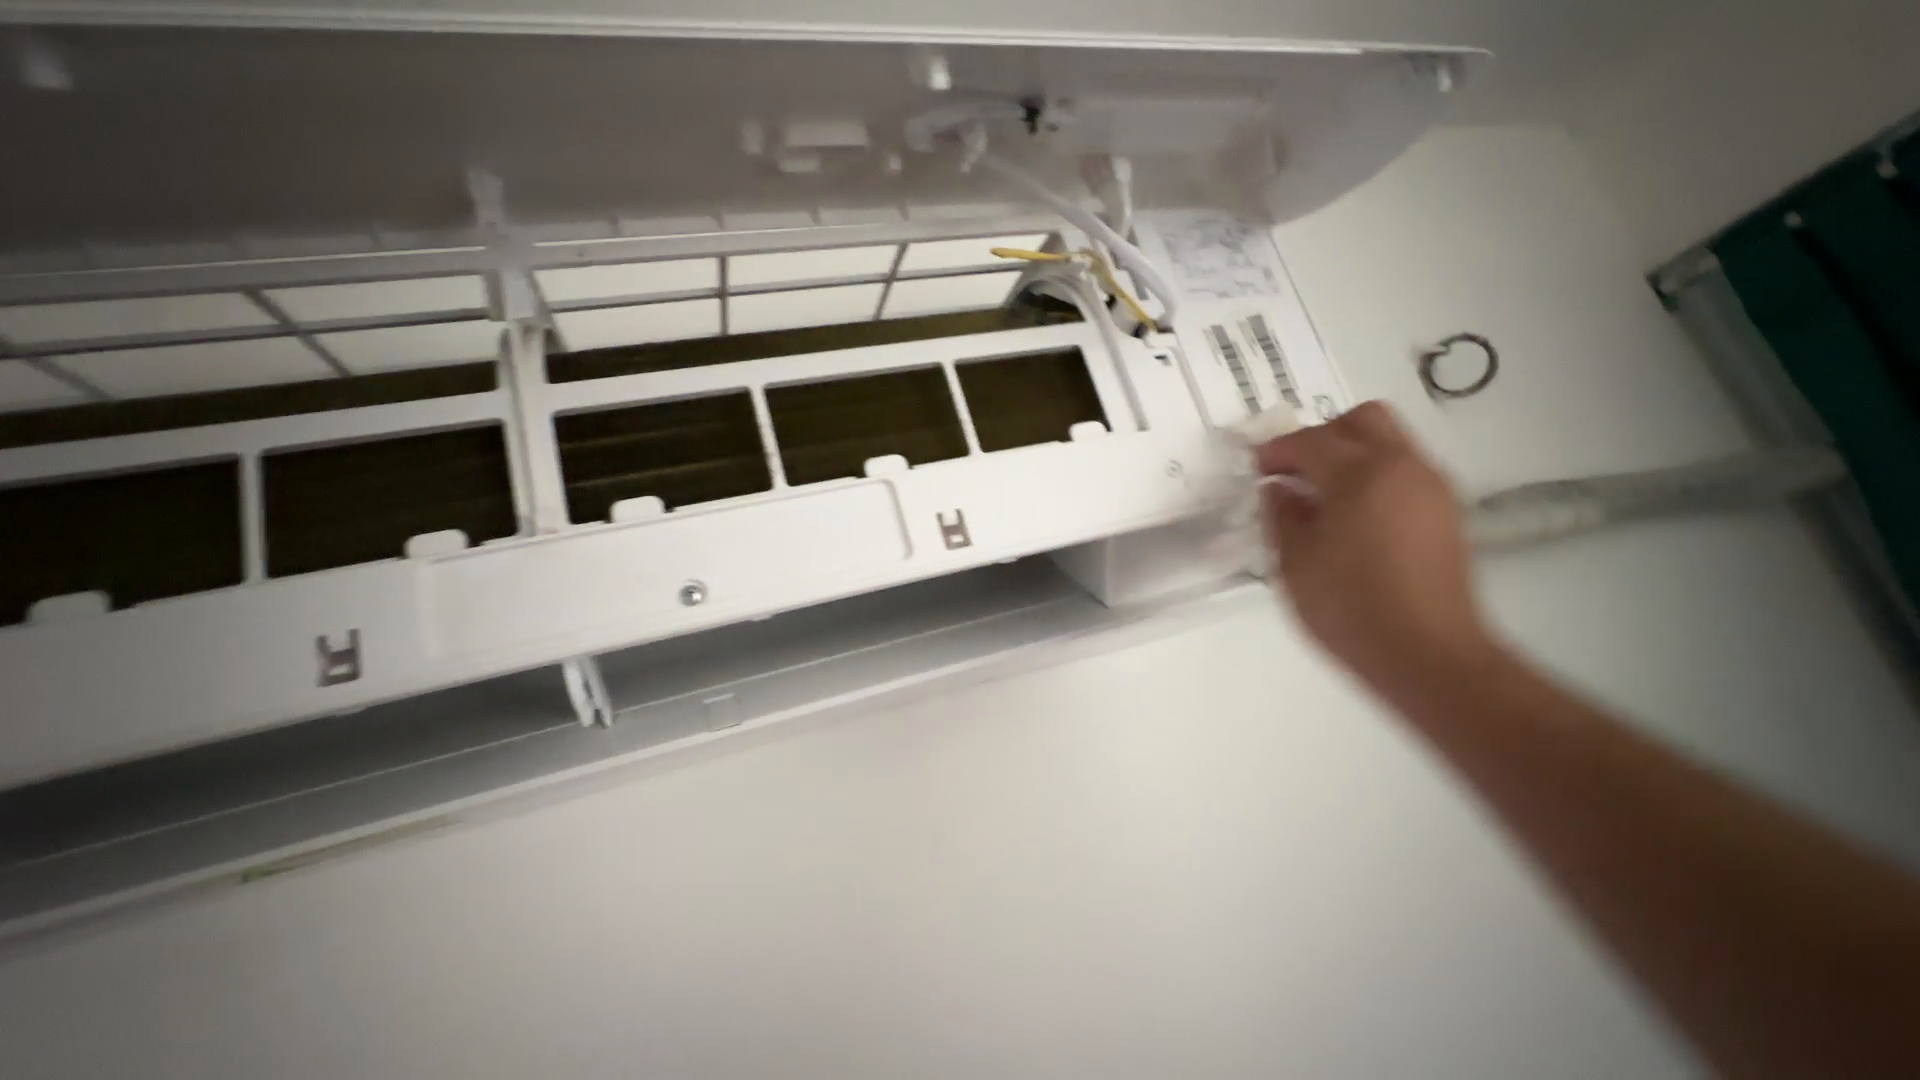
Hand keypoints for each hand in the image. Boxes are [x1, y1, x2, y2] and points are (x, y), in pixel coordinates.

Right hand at [1256, 402, 1495, 699]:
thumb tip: (1281, 490)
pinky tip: (1354, 520)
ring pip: (1391, 444)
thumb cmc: (1350, 608)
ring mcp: (1433, 488)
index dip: (1277, 451)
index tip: (1255, 468)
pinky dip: (1376, 479)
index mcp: (1361, 473)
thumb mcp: (1294, 563)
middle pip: (1363, 420)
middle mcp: (1404, 467)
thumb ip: (1282, 515)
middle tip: (1296, 470)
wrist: (1428, 655)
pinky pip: (1406, 474)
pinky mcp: (1448, 514)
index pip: (1311, 441)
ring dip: (1353, 456)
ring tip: (1323, 498)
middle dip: (1323, 435)